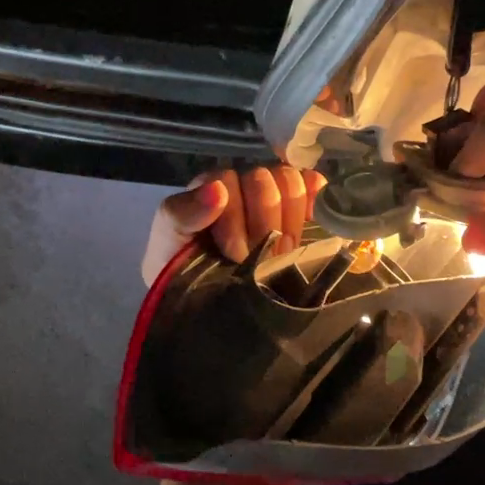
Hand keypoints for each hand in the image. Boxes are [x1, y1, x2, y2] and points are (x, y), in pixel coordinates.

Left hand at [141, 165, 327, 285]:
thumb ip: (181, 214)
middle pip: (265, 178)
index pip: (229, 181)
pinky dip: (316, 195)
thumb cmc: (181, 274)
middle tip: (266, 257)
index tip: (237, 254)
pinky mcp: (297, 207)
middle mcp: (242, 184)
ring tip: (285, 251)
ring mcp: (272, 193)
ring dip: (291, 216)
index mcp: (209, 187)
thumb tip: (217, 190)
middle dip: (267, 221)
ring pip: (290, 180)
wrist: (204, 306)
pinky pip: (311, 185)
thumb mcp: (168, 246)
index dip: (236, 217)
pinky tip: (315, 215)